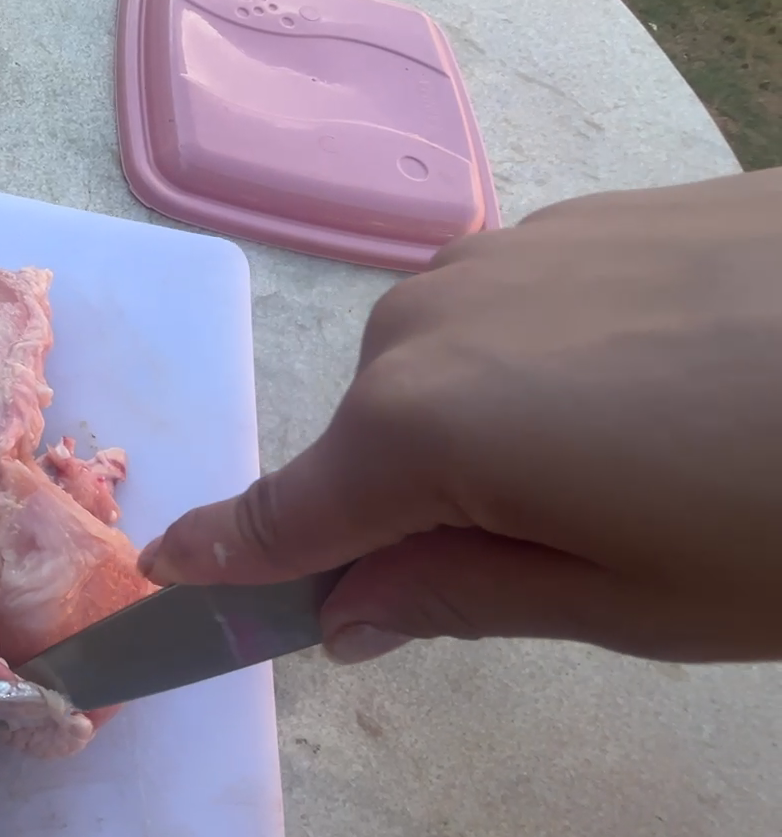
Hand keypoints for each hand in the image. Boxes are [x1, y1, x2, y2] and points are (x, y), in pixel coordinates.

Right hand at [138, 169, 781, 665]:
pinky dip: (534, 353)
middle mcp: (408, 332)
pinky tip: (668, 351)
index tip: (168, 563)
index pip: (286, 513)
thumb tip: (344, 615)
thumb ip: (456, 599)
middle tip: (569, 528)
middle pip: (370, 441)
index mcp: (414, 429)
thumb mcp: (649, 599)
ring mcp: (474, 261)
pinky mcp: (543, 221)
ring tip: (647, 424)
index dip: (223, 549)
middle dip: (419, 495)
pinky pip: (493, 311)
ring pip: (430, 370)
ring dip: (481, 417)